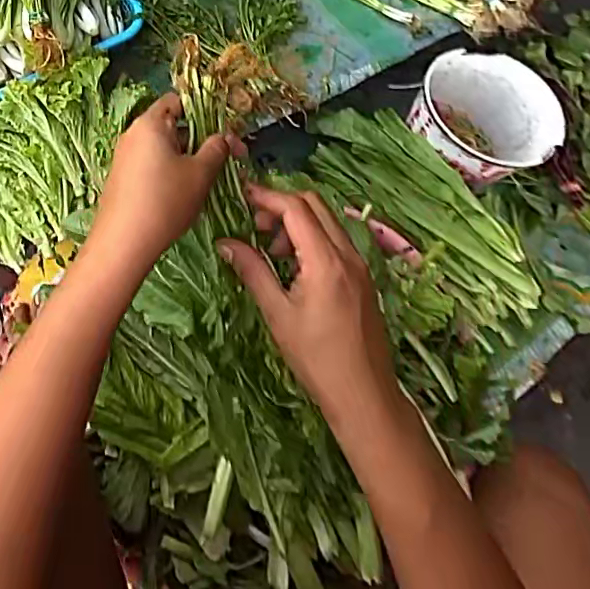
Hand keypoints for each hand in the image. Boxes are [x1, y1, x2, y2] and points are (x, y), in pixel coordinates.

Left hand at [89, 93, 241, 269]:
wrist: (122, 245)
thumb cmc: (164, 201)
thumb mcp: (200, 173)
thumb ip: (216, 149)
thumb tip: (224, 137)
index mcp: (150, 124)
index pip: (178, 101)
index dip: (203, 111)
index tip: (222, 131)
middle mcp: (134, 135)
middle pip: (173, 126)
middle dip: (201, 139)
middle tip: (225, 159)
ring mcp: (125, 158)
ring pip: (165, 149)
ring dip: (188, 159)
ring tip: (208, 180)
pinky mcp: (123, 180)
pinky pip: (153, 166)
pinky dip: (171, 173)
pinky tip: (185, 194)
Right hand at [218, 185, 398, 420]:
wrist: (364, 394)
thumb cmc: (317, 360)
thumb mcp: (278, 315)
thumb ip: (253, 272)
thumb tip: (225, 243)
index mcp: (326, 260)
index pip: (296, 208)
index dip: (267, 197)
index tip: (242, 196)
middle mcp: (348, 253)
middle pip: (315, 205)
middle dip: (282, 206)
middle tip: (255, 227)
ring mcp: (360, 263)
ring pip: (327, 221)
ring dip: (298, 224)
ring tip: (273, 254)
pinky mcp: (363, 275)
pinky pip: (336, 240)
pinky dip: (313, 239)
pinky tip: (295, 267)